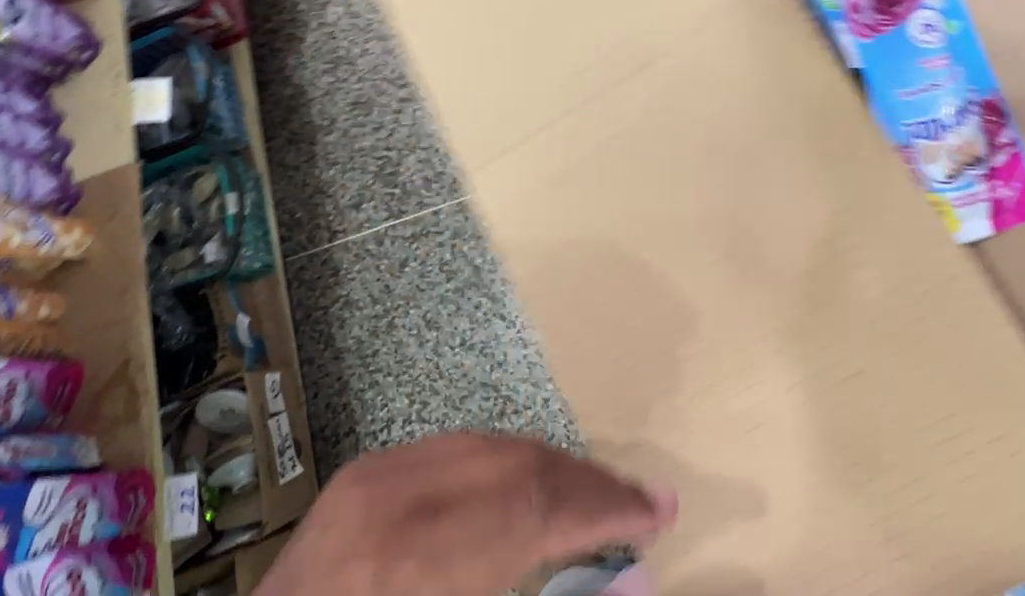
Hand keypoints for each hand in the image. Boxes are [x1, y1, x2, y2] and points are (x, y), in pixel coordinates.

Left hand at [257, 433, 677, 595]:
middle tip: (639, 504)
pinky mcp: (365, 470)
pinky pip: (457, 447)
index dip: (608, 506)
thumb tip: (634, 577)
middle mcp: (396, 503)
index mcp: (422, 563)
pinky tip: (532, 479)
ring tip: (595, 494)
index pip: (539, 506)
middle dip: (589, 483)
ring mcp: (375, 478)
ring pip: (492, 445)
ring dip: (552, 466)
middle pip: (522, 465)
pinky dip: (507, 460)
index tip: (659, 510)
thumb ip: (549, 594)